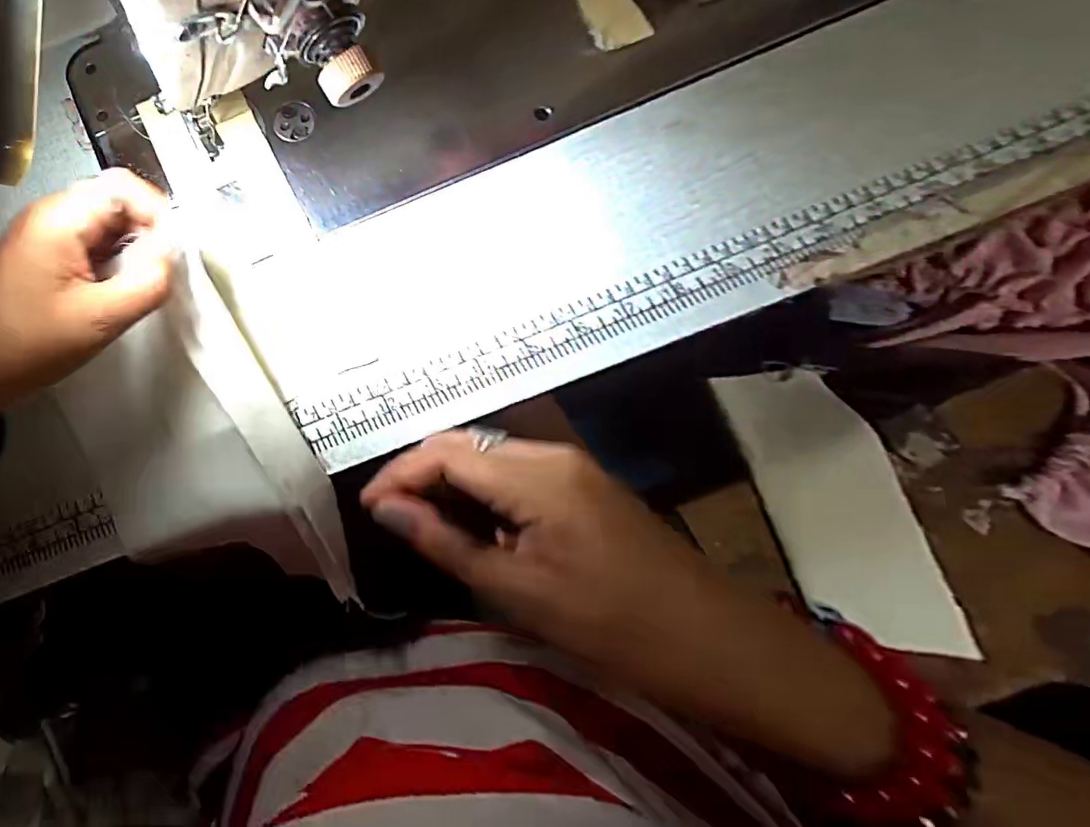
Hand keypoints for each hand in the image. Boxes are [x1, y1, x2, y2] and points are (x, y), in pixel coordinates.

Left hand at [0, 169, 174, 438]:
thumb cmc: (29, 345)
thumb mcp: (99, 319)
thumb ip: (148, 283)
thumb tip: (175, 254)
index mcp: (59, 218)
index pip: (124, 187)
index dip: (158, 213)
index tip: (176, 252)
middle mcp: (50, 213)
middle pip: (115, 198)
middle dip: (148, 229)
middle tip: (165, 267)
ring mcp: (44, 232)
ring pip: (106, 220)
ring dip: (132, 244)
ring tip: (145, 279)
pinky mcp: (43, 252)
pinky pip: (90, 239)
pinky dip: (113, 256)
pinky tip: (120, 284)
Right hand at [362, 431, 899, 778]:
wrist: (721, 646)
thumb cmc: (615, 628)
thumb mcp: (518, 592)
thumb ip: (444, 542)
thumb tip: (385, 509)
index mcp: (535, 476)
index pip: (445, 452)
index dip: (399, 474)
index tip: (369, 508)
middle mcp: (551, 453)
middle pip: (464, 444)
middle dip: (419, 472)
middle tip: (389, 514)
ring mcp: (571, 463)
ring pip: (487, 453)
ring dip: (448, 479)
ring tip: (420, 519)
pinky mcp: (582, 480)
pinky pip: (514, 468)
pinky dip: (481, 487)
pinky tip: (470, 519)